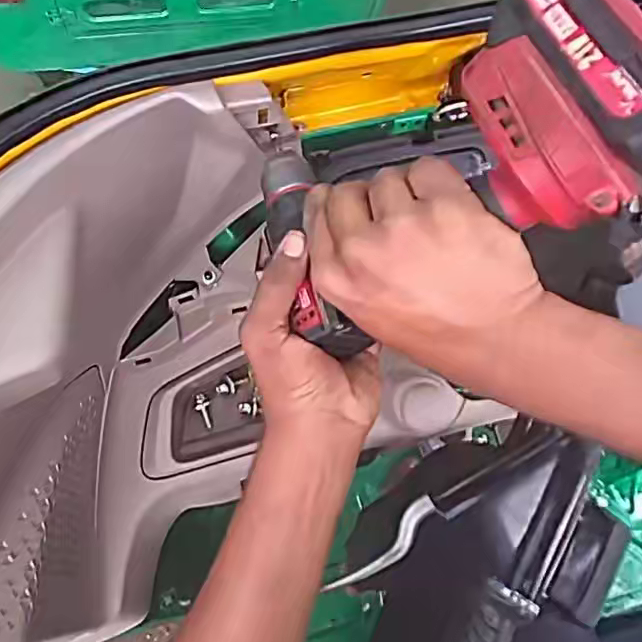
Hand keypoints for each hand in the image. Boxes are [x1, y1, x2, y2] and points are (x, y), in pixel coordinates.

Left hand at [241, 229, 382, 451]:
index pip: (286, 260)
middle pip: (320, 267)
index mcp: (275, 306)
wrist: (323, 425)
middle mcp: (304, 310)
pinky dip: (375, 297)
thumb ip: (274, 287)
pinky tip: (378, 282)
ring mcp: (334, 322)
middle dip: (330, 255)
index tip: (316, 215)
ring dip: (353, 274)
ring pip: (346, 282)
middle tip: (344, 235)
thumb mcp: (264, 331)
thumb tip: (292, 245)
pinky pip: (371, 306)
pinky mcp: (363, 333)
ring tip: (362, 255)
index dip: (298, 240)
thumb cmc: (287, 392)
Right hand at [305, 157, 549, 380]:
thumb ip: (345, 268)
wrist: (493, 336)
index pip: (317, 213)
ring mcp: (404, 225)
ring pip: (387, 178)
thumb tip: (339, 225)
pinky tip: (444, 203)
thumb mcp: (366, 313)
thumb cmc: (437, 332)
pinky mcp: (445, 207)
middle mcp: (363, 249)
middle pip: (347, 191)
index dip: (332, 202)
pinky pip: (426, 169)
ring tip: (423, 216)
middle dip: (367, 197)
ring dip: (403, 190)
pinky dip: (434, 180)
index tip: (341, 198)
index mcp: (338, 278)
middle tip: (389, 214)